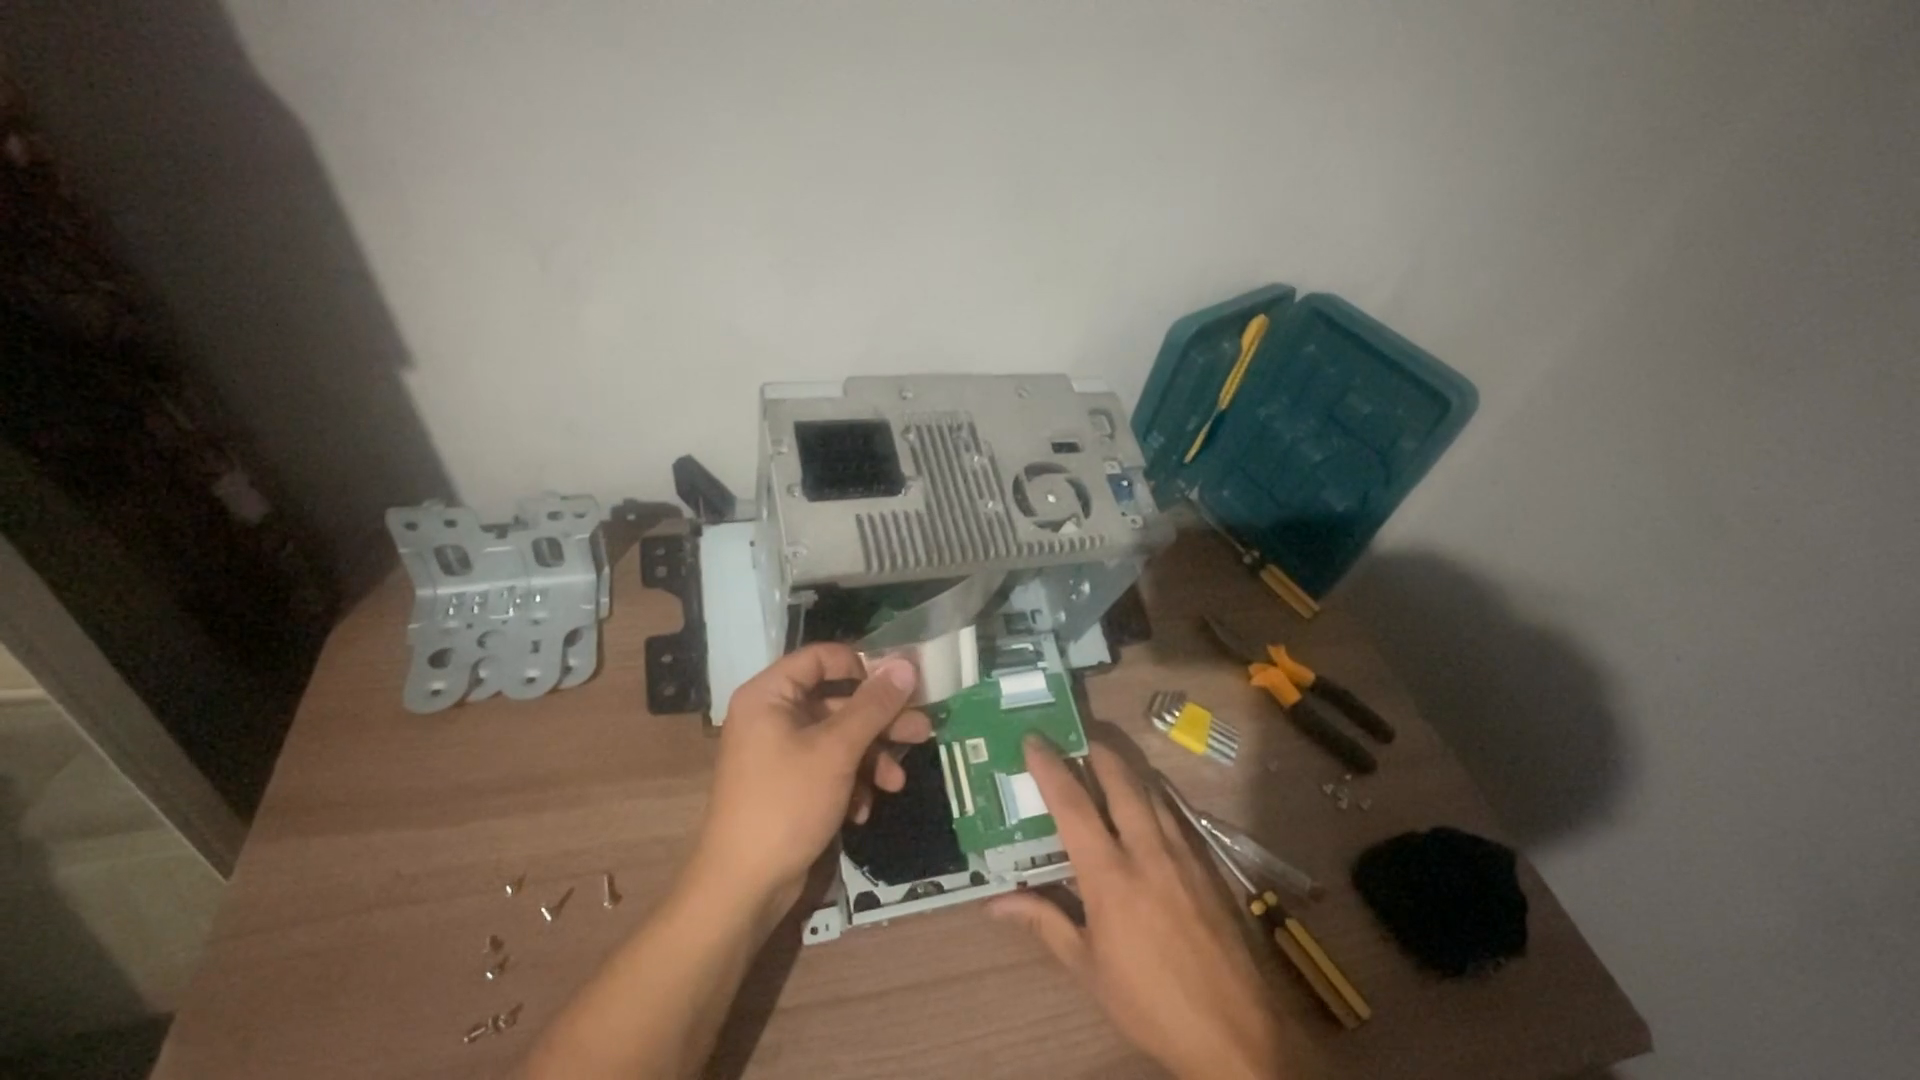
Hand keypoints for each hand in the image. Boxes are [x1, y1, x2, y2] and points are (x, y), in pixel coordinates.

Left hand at [691, 644, 931, 914]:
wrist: (745, 885)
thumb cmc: (786, 803)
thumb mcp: (836, 750)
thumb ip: (874, 706)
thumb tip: (906, 664)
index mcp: (769, 695)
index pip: (820, 658)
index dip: (862, 666)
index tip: (900, 684)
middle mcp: (772, 717)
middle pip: (836, 701)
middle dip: (880, 721)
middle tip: (923, 731)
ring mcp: (780, 754)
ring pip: (838, 739)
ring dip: (871, 759)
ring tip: (898, 783)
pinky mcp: (790, 786)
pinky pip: (829, 769)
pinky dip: (851, 784)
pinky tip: (862, 810)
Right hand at [989, 739, 1287, 1079]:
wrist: (1233, 1030)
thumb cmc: (1148, 1002)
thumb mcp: (1087, 967)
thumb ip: (1045, 922)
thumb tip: (995, 903)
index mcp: (1110, 875)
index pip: (1073, 805)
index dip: (1050, 767)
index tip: (1034, 740)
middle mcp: (1148, 851)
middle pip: (1121, 781)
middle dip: (1098, 751)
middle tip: (1077, 736)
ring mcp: (1185, 855)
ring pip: (1154, 793)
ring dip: (1128, 770)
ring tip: (1108, 759)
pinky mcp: (1210, 867)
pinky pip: (1177, 816)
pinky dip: (1155, 797)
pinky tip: (1149, 804)